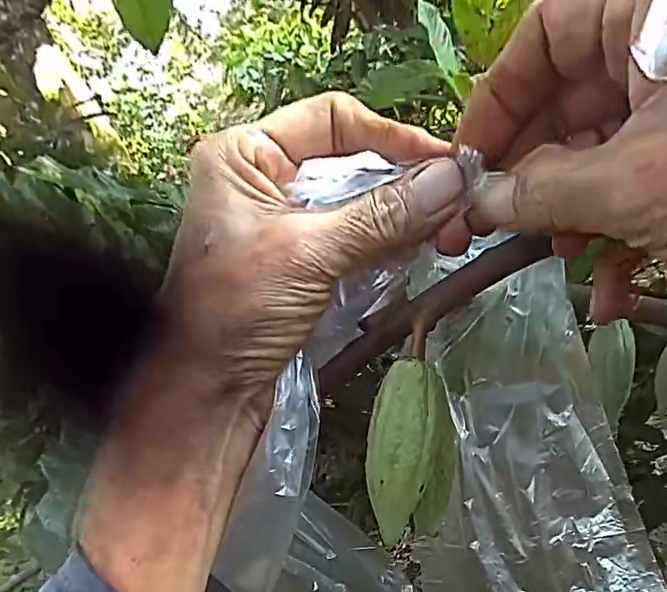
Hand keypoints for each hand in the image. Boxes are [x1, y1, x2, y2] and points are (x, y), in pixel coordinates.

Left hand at [82, 94, 466, 591]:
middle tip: (456, 208)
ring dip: (403, 222)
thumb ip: (381, 216)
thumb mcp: (310, 254)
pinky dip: (389, 252)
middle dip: (405, 187)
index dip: (392, 138)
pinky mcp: (306, 273)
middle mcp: (267, 186)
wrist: (210, 394)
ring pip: (361, 211)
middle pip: (352, 166)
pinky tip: (419, 256)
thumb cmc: (238, 314)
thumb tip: (451, 181)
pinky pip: (358, 249)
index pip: (333, 122)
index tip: (445, 163)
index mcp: (247, 157)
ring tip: (447, 234)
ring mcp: (288, 232)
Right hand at [450, 0, 666, 493]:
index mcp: (658, 6)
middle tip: (502, 234)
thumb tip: (479, 196)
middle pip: (573, 102)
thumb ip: (544, 187)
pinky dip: (624, 248)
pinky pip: (650, 198)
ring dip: (576, 222)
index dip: (498, 106)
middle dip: (535, 176)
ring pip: (609, 159)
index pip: (545, 33)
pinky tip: (610, 298)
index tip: (465, 172)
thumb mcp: (634, 181)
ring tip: (558, 267)